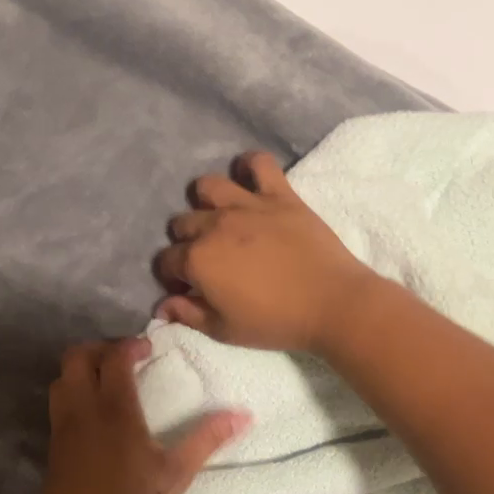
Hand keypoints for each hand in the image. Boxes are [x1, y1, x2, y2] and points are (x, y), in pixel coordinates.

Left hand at [28, 338, 248, 493]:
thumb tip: (244, 415)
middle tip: (125, 359)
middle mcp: (82, 408)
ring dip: (82, 369)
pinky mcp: (53, 443)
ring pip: (62, 378)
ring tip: (107, 381)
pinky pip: (58, 402)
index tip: (148, 349)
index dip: (130, 345)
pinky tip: (94, 413)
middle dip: (100, 348)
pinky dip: (73, 392)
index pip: (114, 357)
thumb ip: (207, 439)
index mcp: (114, 409)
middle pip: (77, 356)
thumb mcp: (176, 474)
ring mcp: (63, 425)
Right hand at [155, 151, 380, 352]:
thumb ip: (188, 315)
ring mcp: (247, 205)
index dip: (172, 277)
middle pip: (182, 223)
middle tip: (206, 259)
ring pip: (207, 186)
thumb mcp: (224, 330)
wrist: (331, 303)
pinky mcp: (280, 194)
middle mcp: (214, 225)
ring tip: (220, 218)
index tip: (187, 289)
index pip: (166, 261)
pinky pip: (259, 163)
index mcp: (197, 260)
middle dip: (185, 242)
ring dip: (205, 202)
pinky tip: (249, 180)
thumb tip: (162, 307)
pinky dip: (250, 166)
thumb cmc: (275, 322)